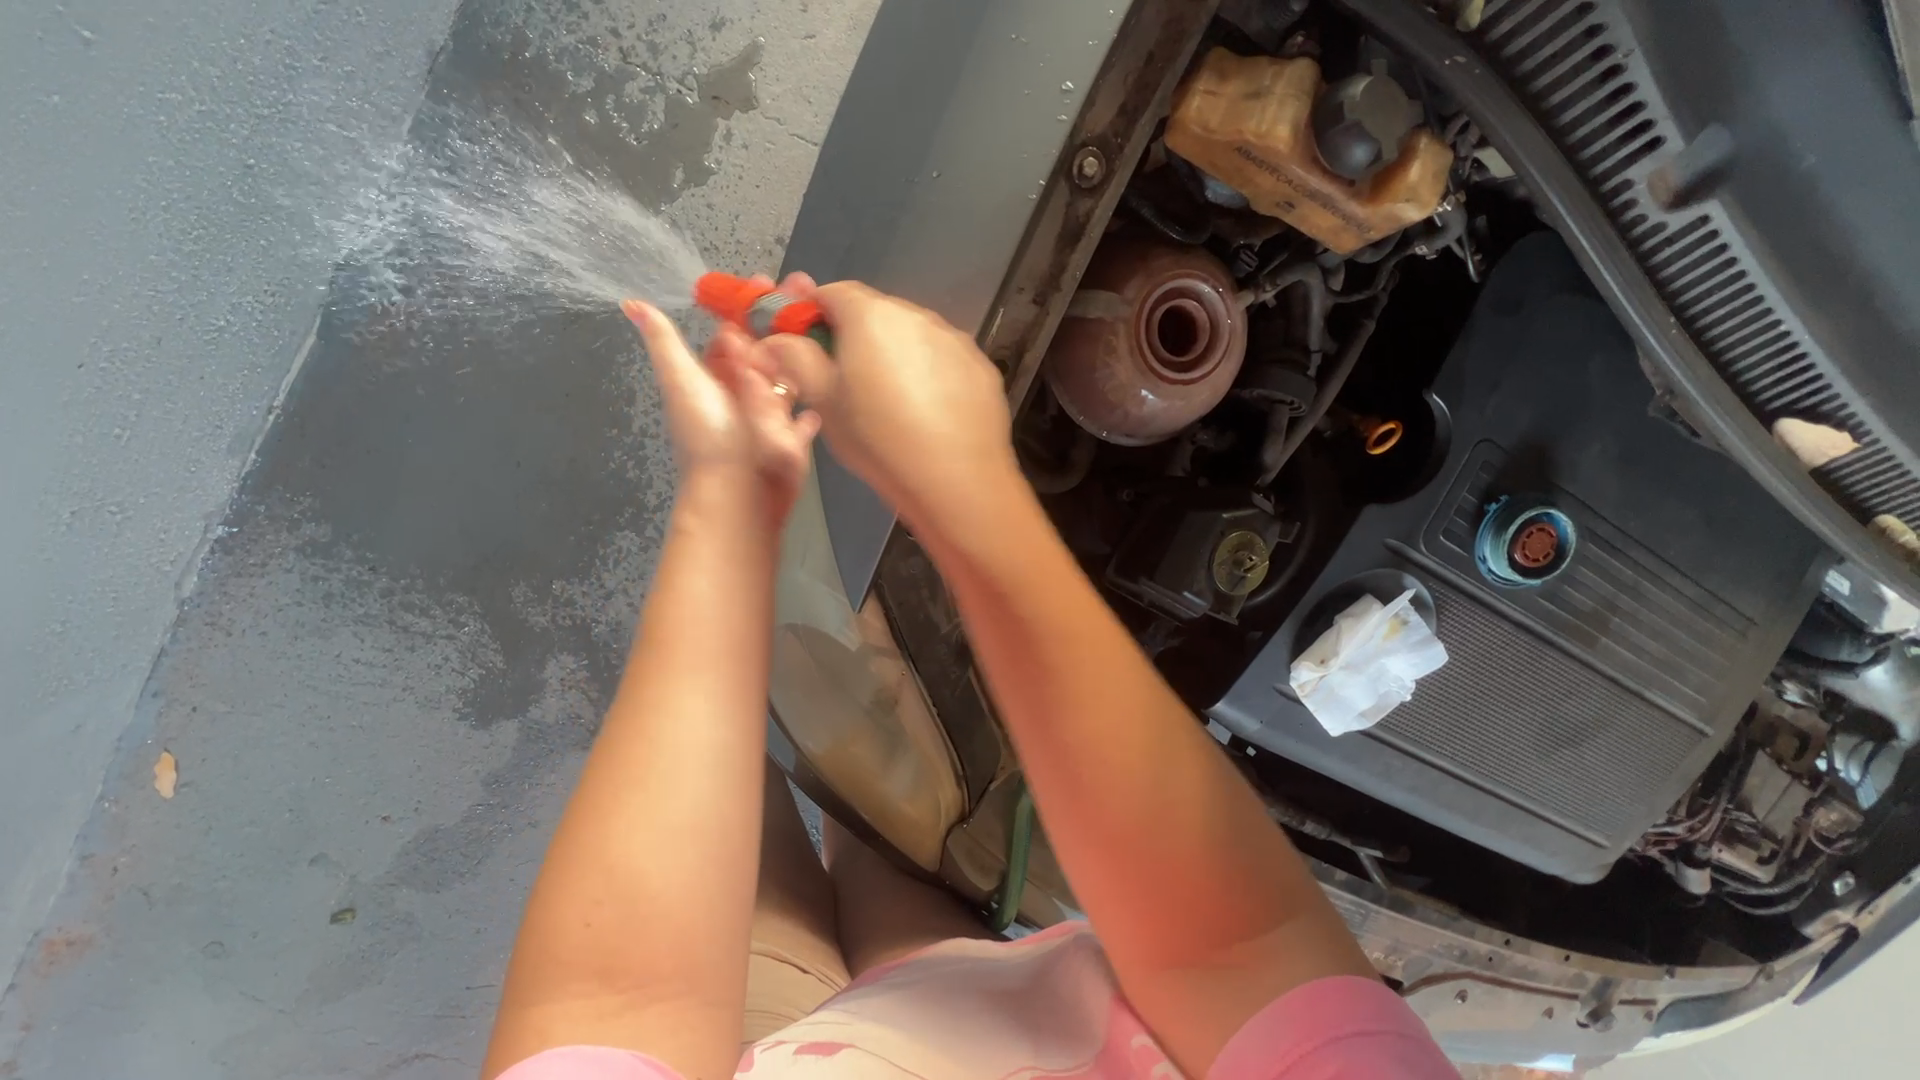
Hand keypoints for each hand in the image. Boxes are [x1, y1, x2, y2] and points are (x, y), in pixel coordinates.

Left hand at [623, 283, 819, 527]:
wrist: (740, 492)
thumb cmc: (711, 433)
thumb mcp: (682, 380)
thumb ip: (664, 341)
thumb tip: (630, 302)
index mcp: (714, 377)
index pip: (732, 332)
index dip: (746, 306)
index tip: (768, 280)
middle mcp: (740, 395)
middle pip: (762, 351)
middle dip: (781, 324)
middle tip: (809, 295)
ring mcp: (767, 419)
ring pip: (786, 381)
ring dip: (801, 358)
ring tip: (824, 332)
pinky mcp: (790, 442)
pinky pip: (803, 421)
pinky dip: (811, 410)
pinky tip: (825, 394)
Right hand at [759, 281, 1020, 539]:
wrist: (957, 478)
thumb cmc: (878, 438)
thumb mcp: (824, 401)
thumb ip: (795, 358)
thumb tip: (774, 338)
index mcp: (871, 315)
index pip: (832, 292)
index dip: (812, 314)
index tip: (806, 345)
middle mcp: (916, 314)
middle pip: (875, 313)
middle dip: (855, 337)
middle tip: (845, 382)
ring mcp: (954, 338)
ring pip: (912, 337)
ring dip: (894, 355)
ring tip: (890, 404)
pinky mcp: (980, 366)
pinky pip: (943, 360)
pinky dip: (930, 375)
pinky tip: (928, 413)